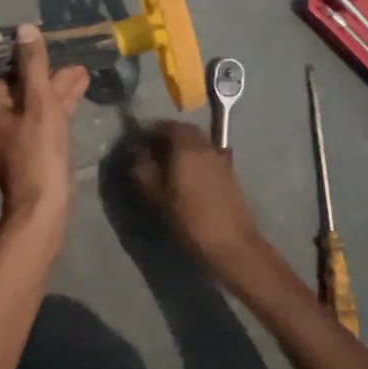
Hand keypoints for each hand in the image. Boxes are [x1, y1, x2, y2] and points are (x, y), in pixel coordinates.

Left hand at [0, 24, 90, 220]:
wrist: (43, 203)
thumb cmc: (38, 149)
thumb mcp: (40, 101)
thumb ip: (34, 64)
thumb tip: (26, 28)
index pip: (4, 68)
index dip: (28, 55)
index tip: (49, 42)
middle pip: (21, 84)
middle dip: (48, 71)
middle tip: (73, 55)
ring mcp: (9, 132)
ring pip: (34, 101)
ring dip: (58, 86)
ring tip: (84, 70)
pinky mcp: (27, 145)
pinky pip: (41, 116)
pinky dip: (58, 104)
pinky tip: (79, 88)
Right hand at [128, 120, 273, 278]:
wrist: (231, 243)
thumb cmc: (188, 218)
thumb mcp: (155, 195)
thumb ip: (142, 168)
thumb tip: (136, 151)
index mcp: (187, 146)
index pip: (168, 125)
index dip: (152, 130)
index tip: (139, 141)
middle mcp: (207, 146)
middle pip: (186, 131)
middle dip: (168, 136)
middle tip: (153, 151)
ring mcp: (222, 158)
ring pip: (200, 143)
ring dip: (184, 147)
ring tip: (170, 165)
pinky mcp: (231, 173)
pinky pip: (210, 155)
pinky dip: (197, 158)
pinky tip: (190, 176)